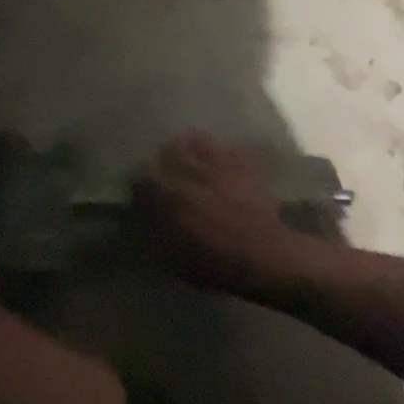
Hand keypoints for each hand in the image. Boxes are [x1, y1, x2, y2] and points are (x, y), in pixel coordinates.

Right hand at [131, 133, 322, 295]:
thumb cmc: (214, 262)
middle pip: (172, 148)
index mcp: (170, 196)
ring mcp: (222, 164)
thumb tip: (152, 216)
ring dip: (193, 148)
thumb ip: (159, 230)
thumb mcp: (173, 257)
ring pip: (200, 141)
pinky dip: (222, 154)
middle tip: (167, 168)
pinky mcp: (246, 164)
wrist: (262, 253)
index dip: (142, 184)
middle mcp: (193, 172)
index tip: (143, 191)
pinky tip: (223, 164)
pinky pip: (229, 149)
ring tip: (195, 159)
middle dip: (166, 157)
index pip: (144, 177)